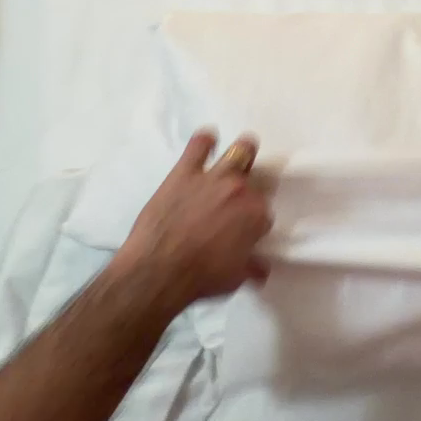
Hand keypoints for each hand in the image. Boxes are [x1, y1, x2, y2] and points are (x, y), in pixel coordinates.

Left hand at [113, 130, 272, 311]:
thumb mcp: (234, 279)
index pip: (264, 212)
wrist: (157, 273)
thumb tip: (263, 268)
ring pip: (240, 150)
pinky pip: (199, 144)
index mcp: (256, 215)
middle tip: (236, 198)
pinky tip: (206, 142)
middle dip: (251, 185)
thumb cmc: (199, 279)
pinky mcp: (185, 171)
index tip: (245, 230)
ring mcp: (213, 177)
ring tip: (235, 160)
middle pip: (257, 177)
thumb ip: (252, 267)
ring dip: (241, 154)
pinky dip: (204, 141)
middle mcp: (241, 189)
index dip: (254, 221)